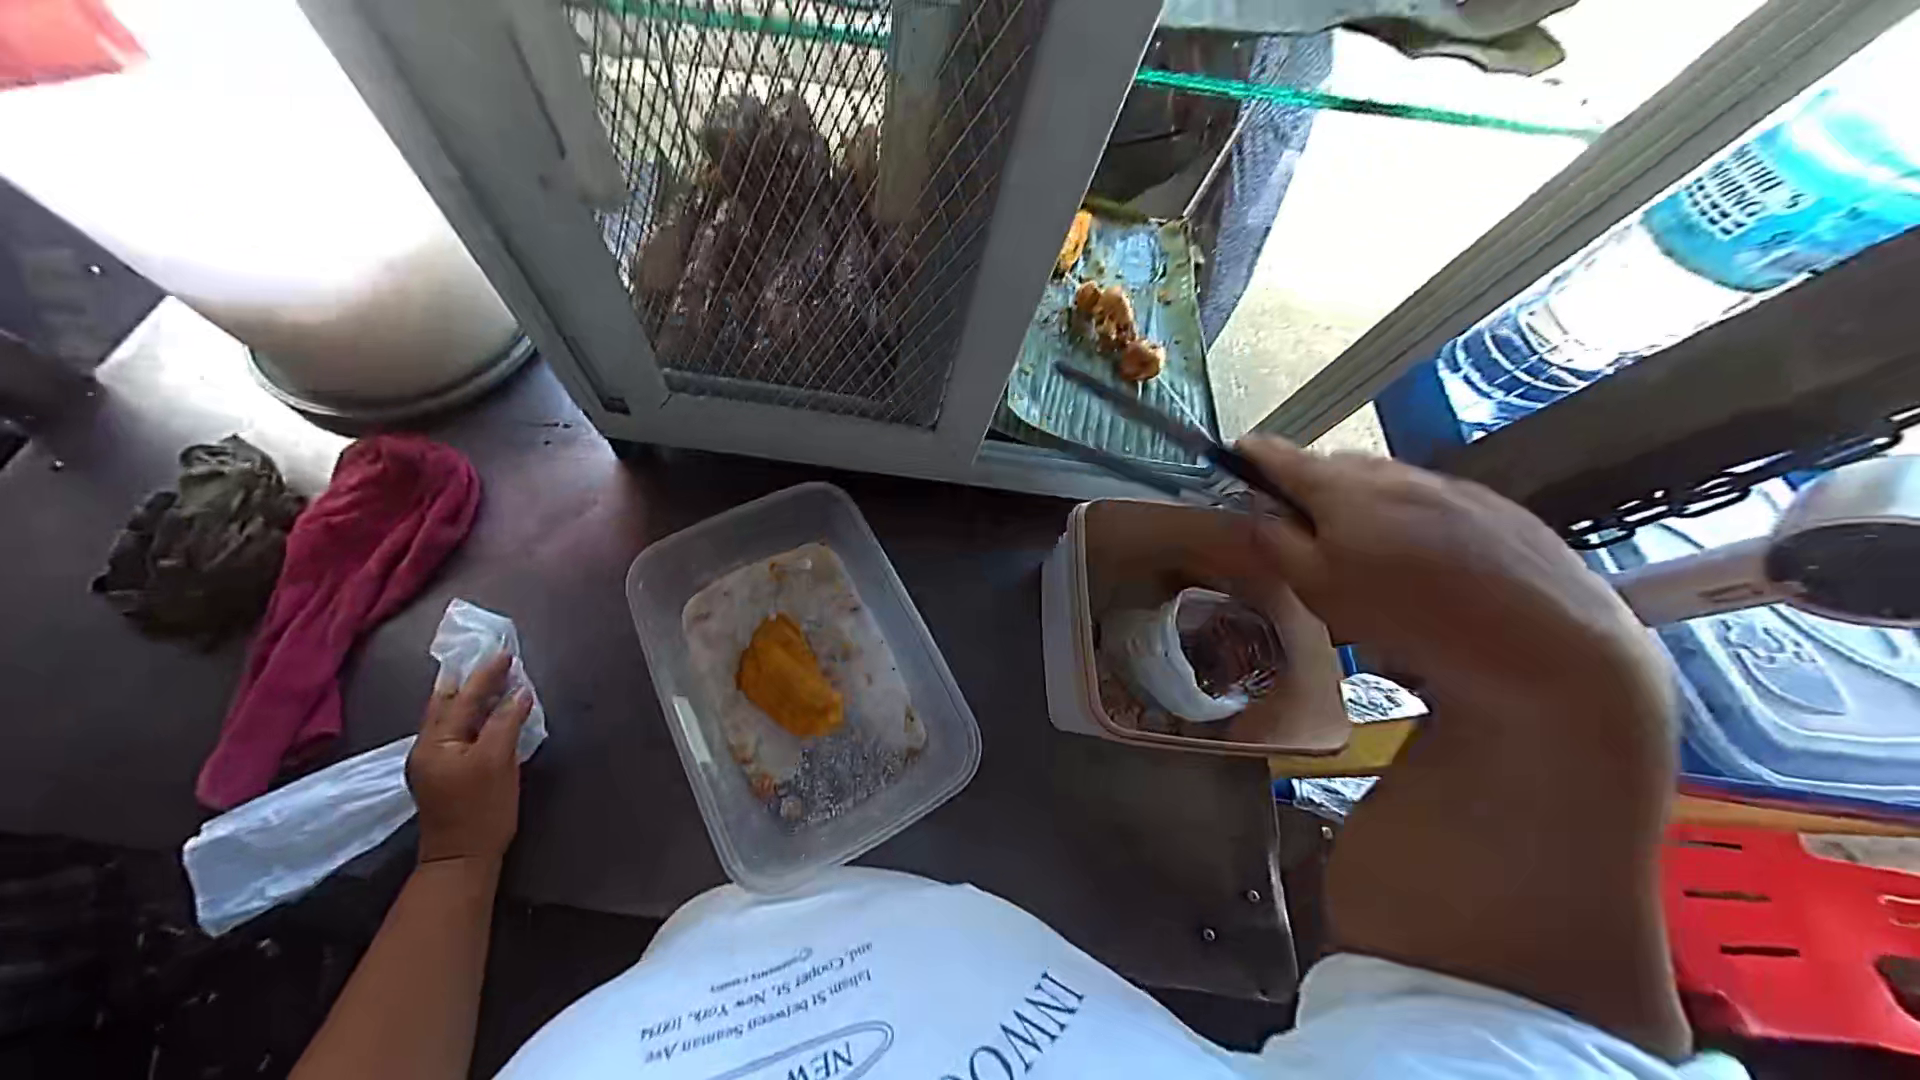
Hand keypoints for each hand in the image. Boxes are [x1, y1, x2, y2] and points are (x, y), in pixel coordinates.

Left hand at [406, 651, 532, 865]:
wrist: (463, 857)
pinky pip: (460, 732)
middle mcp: (427, 748)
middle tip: (491, 660)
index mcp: (434, 743)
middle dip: (469, 681)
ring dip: (473, 698)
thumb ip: (507, 722)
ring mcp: (435, 762)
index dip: (485, 675)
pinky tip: (489, 713)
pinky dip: (475, 716)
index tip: (505, 653)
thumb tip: (520, 693)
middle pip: (447, 705)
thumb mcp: (498, 760)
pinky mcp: (447, 772)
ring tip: (494, 680)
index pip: (462, 699)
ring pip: (453, 718)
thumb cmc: (481, 807)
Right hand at [1236, 438, 1669, 718]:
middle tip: (1302, 529)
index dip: (1253, 454)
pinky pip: (1428, 501)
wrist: (1546, 637)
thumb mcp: (1317, 587)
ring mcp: (1447, 485)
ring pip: (1383, 484)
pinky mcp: (1492, 507)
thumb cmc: (1407, 613)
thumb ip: (1277, 545)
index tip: (1237, 454)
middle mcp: (1392, 471)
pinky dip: (1408, 519)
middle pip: (1334, 467)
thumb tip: (1258, 515)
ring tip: (1365, 552)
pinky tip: (1424, 564)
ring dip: (1360, 504)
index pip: (1280, 455)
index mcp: (1340, 487)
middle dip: (1309, 488)